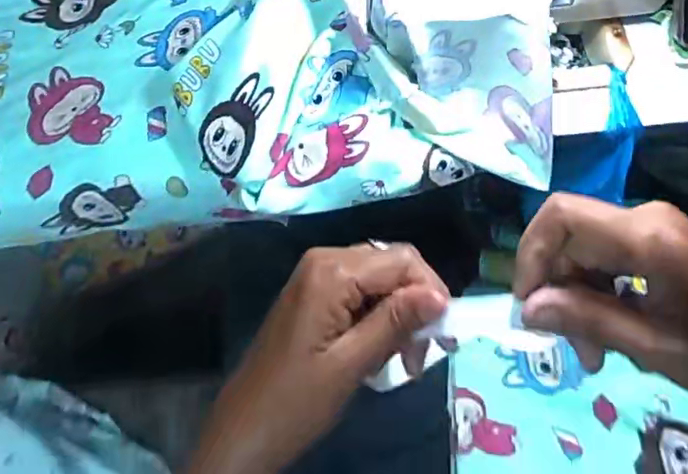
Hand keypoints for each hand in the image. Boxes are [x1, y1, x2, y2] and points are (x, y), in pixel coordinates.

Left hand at [186, 243, 448, 473]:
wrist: (242, 429)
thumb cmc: (296, 401)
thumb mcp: (351, 365)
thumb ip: (394, 322)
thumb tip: (439, 294)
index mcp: (332, 270)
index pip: (400, 258)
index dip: (430, 289)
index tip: (444, 334)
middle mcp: (324, 258)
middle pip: (389, 262)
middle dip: (414, 301)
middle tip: (423, 354)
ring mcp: (316, 273)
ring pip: (377, 276)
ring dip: (398, 311)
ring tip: (404, 360)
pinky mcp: (313, 291)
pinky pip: (358, 289)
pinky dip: (377, 314)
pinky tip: (380, 349)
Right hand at [514, 196, 687, 471]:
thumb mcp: (660, 352)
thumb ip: (588, 321)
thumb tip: (527, 309)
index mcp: (647, 234)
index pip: (560, 216)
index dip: (531, 256)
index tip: (527, 310)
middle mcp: (648, 216)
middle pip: (571, 231)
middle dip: (556, 283)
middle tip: (566, 346)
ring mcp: (661, 227)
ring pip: (589, 244)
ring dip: (577, 291)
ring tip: (592, 351)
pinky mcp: (670, 243)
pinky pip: (614, 253)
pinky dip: (601, 288)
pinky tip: (612, 330)